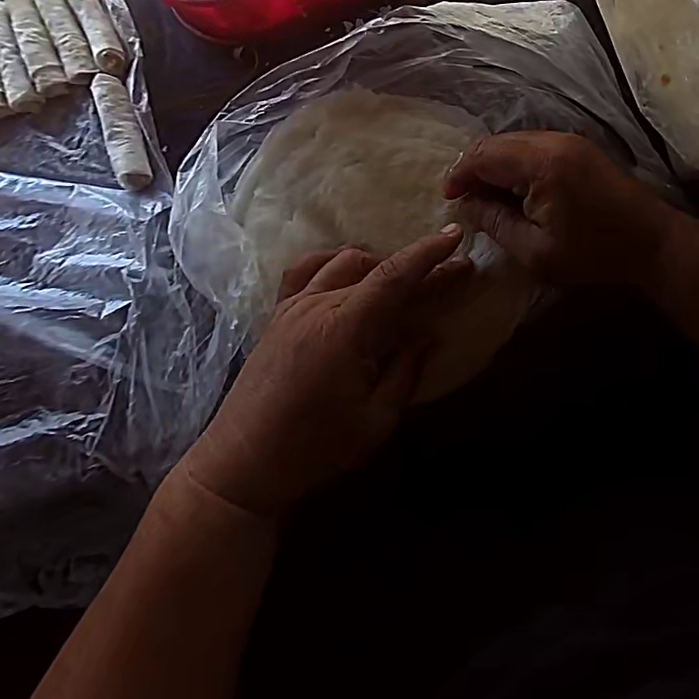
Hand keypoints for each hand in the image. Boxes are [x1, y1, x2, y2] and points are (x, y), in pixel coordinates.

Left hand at [176, 227, 471, 519]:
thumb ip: (405, 372)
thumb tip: (428, 336)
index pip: (393, 277)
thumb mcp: (374, 421)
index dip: (427, 254)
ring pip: (341, 263)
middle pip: (374, 270)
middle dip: (415, 267)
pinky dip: (332, 263)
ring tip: (400, 282)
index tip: (455, 237)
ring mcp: (292, 306)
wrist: (244, 461)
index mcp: (344, 329)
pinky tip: (344, 273)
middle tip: (446, 275)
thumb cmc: (313, 449)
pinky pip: (305, 271)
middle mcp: (316, 305)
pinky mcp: (276, 315)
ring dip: (376, 264)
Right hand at [444, 131, 683, 287]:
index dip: (460, 174)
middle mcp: (554, 141)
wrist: (654, 243)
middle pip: (496, 142)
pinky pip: (532, 147)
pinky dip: (513, 164)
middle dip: (473, 168)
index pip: (484, 155)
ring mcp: (569, 141)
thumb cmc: (594, 252)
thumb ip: (495, 223)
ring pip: (513, 142)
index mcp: (542, 163)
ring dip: (493, 165)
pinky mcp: (578, 148)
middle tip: (463, 198)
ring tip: (484, 196)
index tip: (448, 197)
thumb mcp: (535, 250)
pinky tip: (512, 189)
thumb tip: (466, 205)